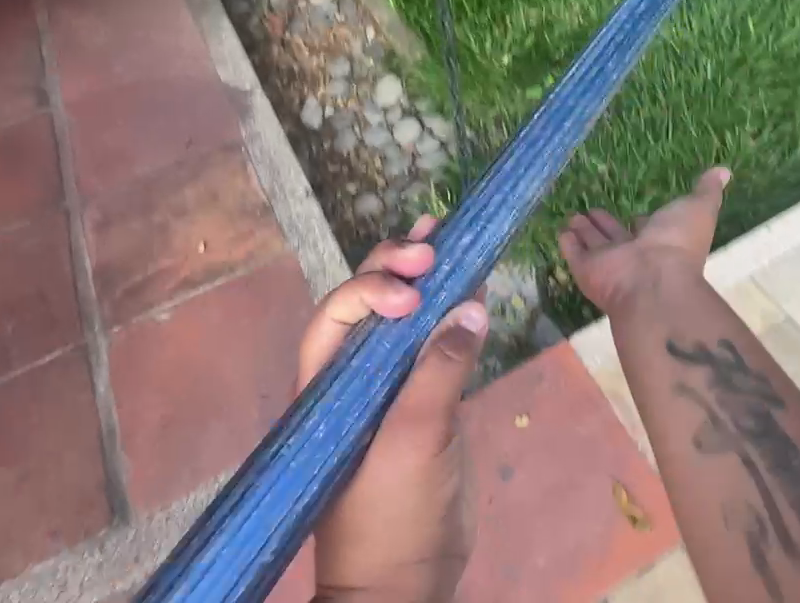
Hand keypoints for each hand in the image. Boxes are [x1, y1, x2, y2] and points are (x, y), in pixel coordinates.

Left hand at [302, 216, 487, 602]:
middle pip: (367, 304)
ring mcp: (389, 384)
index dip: (371, 291)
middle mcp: (353, 375)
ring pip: (401, 316)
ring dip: (421, 275)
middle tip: (429, 243)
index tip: (413, 293)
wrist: (409, 582)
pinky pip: (434, 341)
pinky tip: (470, 280)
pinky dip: (451, 308)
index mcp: (328, 384)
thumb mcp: (414, 442)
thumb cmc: (392, 516)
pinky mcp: (423, 397)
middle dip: (393, 267)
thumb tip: (471, 306)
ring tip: (440, 232)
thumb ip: (439, 372)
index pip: (338, 316)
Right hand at [558, 166, 731, 317]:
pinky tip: (561, 232)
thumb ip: (707, 190)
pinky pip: (575, 256)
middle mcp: (634, 253)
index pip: (647, 228)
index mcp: (660, 240)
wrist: (653, 282)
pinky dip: (568, 245)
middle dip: (604, 223)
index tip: (636, 213)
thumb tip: (724, 171)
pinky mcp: (587, 272)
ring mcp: (610, 264)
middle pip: (616, 236)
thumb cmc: (677, 243)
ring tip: (572, 216)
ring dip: (584, 231)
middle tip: (591, 210)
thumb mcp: (698, 208)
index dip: (641, 221)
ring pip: (594, 244)